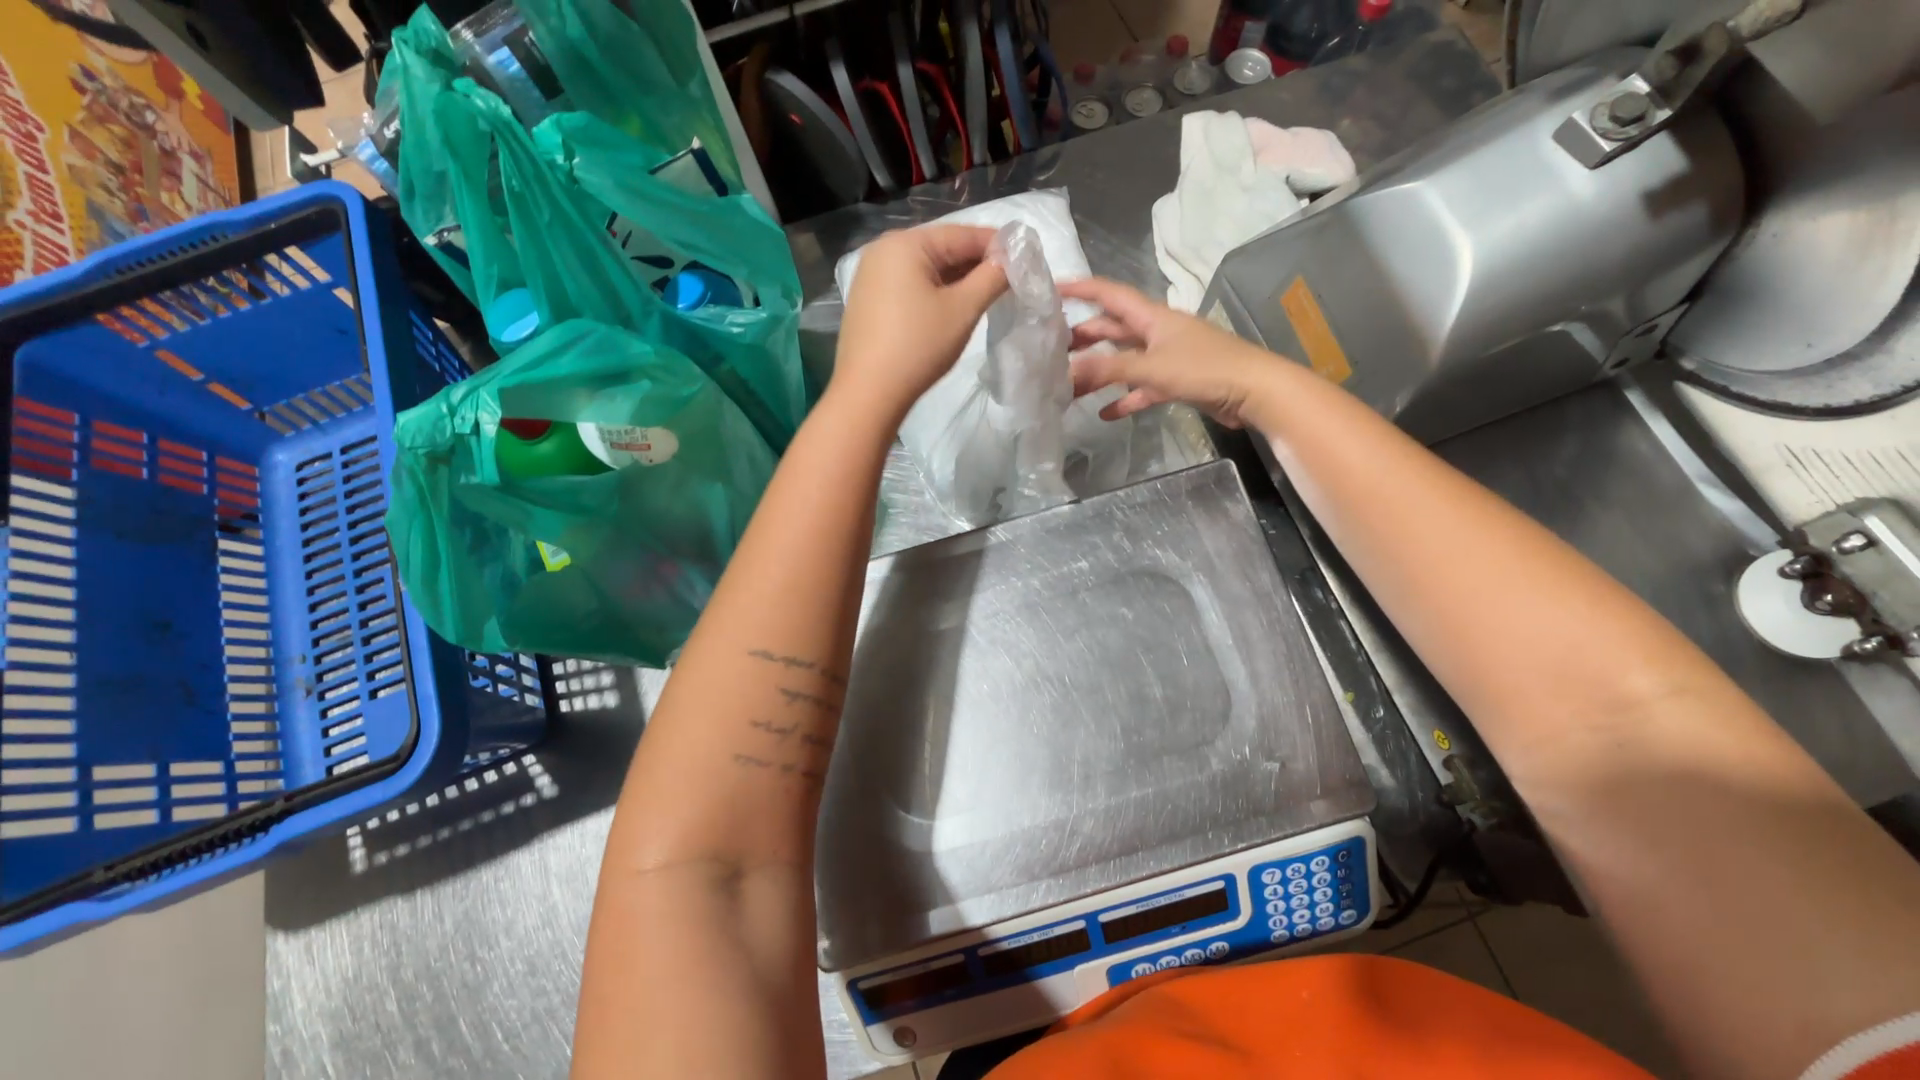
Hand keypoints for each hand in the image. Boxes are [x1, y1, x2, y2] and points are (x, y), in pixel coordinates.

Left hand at [833, 225, 1008, 418]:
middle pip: (943, 248)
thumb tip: (1012, 258)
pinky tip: (953, 308)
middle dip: (977, 263)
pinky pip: (910, 285)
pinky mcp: (868, 300)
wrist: (868, 394)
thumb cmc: (918, 346)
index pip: (962, 234)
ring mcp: (871, 276)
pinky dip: (935, 292)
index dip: (998, 245)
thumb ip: (992, 277)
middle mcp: (883, 250)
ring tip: (987, 295)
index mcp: (905, 243)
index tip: (1027, 258)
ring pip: (927, 269)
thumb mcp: (963, 309)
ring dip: (958, 279)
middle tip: (1010, 280)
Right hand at [1061, 277, 1291, 429]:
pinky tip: (1105, 413)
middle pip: (1113, 328)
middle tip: (1052, 346)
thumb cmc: (1204, 369)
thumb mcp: (1151, 368)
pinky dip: (1124, 398)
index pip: (1109, 294)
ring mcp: (1167, 357)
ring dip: (1100, 370)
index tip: (1051, 289)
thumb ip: (1108, 370)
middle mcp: (1157, 331)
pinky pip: (1142, 387)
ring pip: (1124, 359)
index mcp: (1152, 316)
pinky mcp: (1176, 381)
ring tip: (1070, 382)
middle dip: (1084, 335)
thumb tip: (1067, 373)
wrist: (1253, 390)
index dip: (1080, 289)